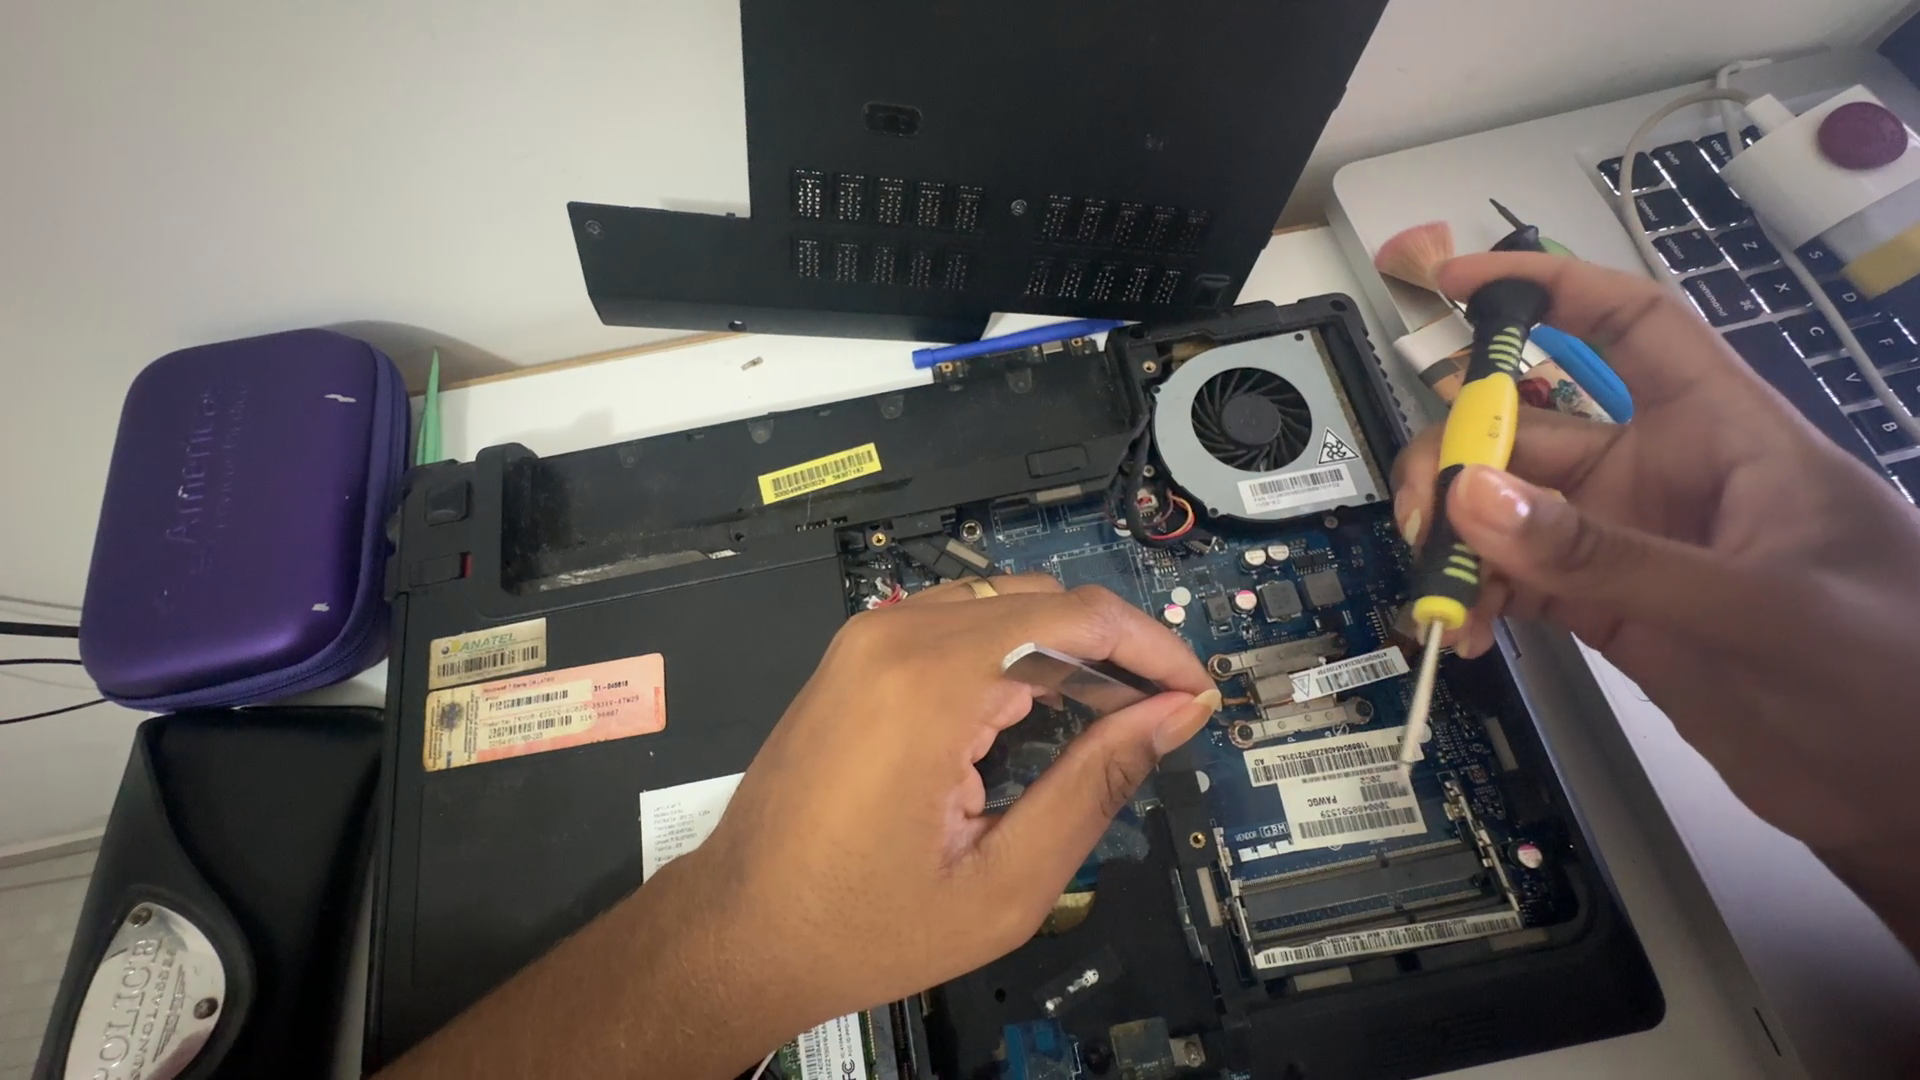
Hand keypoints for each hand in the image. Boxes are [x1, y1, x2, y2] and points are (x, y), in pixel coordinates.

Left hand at [671, 575, 1217, 1065]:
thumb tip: (1169, 718)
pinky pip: (958, 622)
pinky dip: (1014, 650)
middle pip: (1042, 600)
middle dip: (1113, 649)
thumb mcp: (1005, 881)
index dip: (1151, 645)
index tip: (1192, 690)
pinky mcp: (860, 650)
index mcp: (929, 683)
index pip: (1075, 617)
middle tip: (1155, 714)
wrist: (741, 926)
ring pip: (1002, 603)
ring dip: (1065, 647)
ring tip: (1107, 714)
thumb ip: (1097, 784)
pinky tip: (1037, 704)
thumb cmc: (862, 923)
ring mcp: (870, 636)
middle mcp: (896, 635)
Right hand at [1391, 253, 1919, 907]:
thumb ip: (1604, 554)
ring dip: (1451, 543)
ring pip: (1494, 509)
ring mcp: (1611, 541)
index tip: (1459, 282)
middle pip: (1518, 432)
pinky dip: (1469, 596)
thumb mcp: (1755, 607)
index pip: (1627, 328)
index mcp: (1716, 436)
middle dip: (1456, 464)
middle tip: (1425, 519)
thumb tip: (1470, 499)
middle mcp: (1650, 475)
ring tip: (1442, 594)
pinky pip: (1501, 576)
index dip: (1547, 290)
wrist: (1905, 796)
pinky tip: (1464, 630)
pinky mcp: (1587, 600)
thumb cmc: (1890, 678)